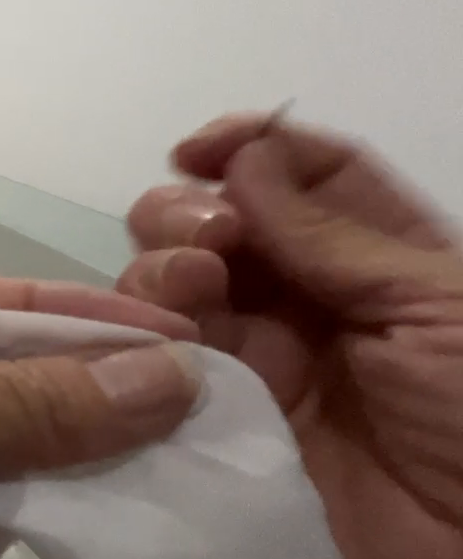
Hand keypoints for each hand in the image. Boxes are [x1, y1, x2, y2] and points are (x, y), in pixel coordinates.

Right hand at [119, 113, 462, 558]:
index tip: (198, 150)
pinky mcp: (186, 409)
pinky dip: (127, 326)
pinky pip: (138, 350)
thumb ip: (339, 236)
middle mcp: (303, 306)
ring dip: (161, 267)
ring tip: (187, 297)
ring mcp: (241, 359)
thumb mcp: (451, 315)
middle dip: (190, 211)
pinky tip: (141, 332)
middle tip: (207, 244)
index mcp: (384, 271)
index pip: (306, 183)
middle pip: (216, 224)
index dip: (253, 150)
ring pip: (164, 280)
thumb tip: (245, 161)